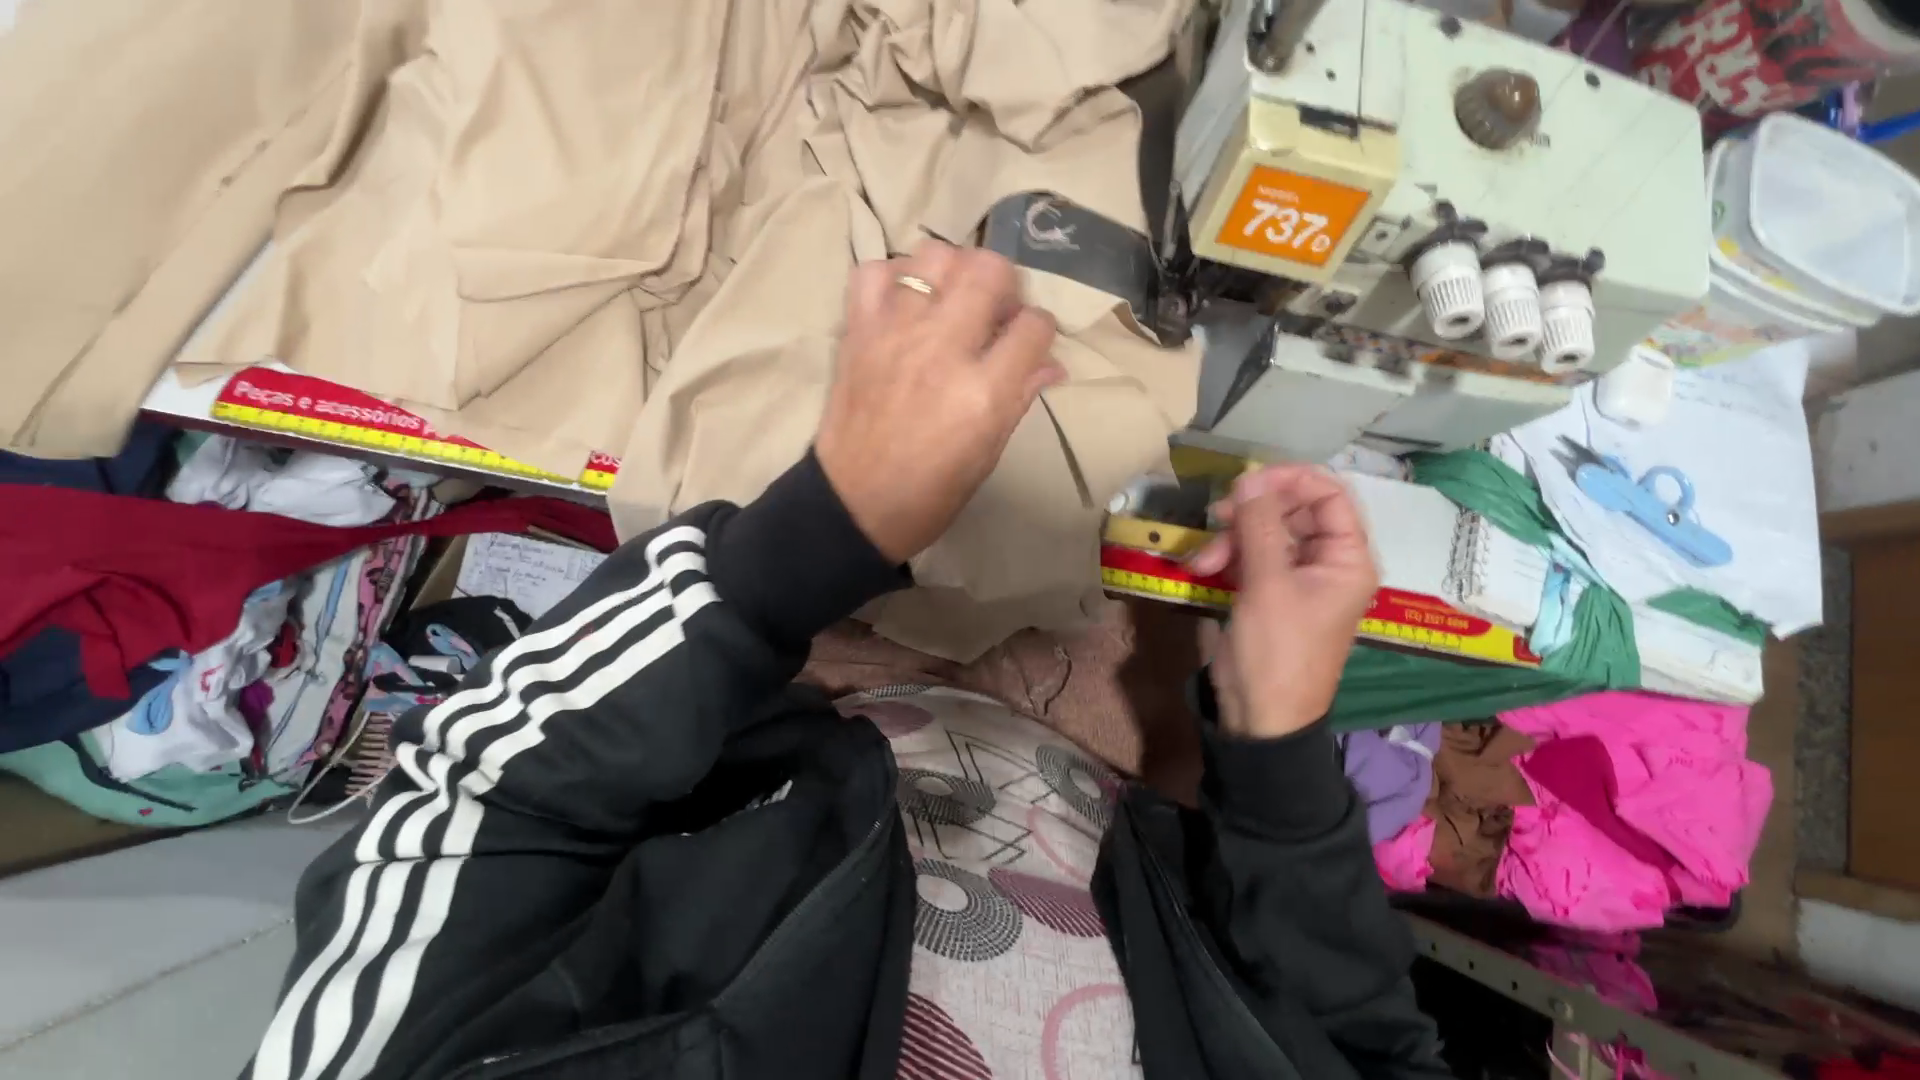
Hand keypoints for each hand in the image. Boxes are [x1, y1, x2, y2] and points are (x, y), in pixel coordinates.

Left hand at [815, 240, 1064, 562]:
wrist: (853, 505)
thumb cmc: (930, 493)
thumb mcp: (988, 454)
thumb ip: (1019, 397)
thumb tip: (1052, 363)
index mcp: (983, 392)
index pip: (1034, 327)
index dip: (1040, 332)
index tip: (1029, 344)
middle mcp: (942, 349)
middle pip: (989, 271)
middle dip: (1005, 285)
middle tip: (995, 312)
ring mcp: (896, 333)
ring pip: (935, 256)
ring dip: (953, 272)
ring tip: (951, 301)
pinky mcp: (858, 331)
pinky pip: (875, 271)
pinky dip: (894, 276)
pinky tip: (905, 302)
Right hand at [1189, 466, 1379, 739]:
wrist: (1261, 717)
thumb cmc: (1276, 652)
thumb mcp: (1267, 585)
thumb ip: (1258, 526)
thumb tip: (1248, 477)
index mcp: (1347, 559)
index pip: (1329, 496)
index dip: (1290, 480)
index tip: (1246, 480)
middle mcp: (1327, 563)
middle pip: (1292, 512)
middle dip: (1251, 513)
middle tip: (1216, 516)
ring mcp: (1296, 579)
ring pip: (1265, 533)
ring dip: (1230, 539)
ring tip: (1202, 561)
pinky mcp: (1268, 593)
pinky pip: (1250, 557)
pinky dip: (1226, 557)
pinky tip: (1201, 570)